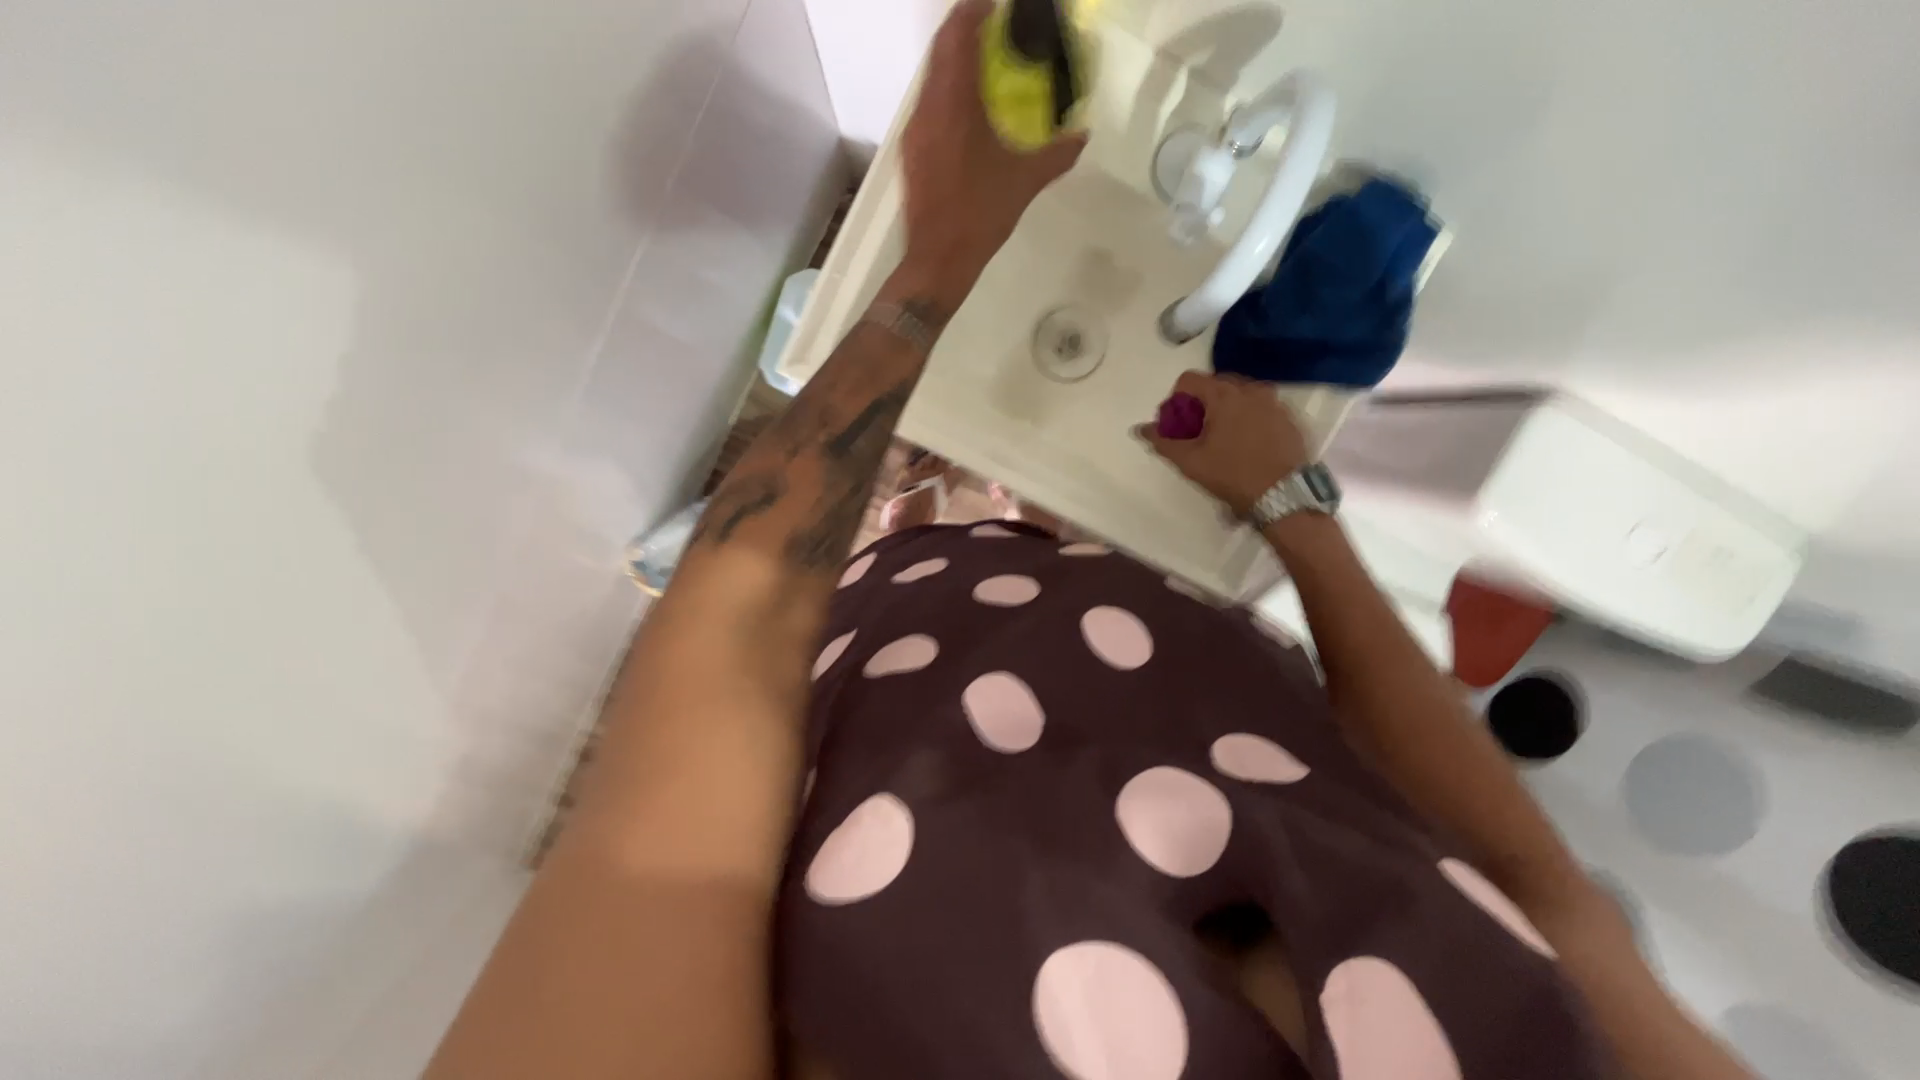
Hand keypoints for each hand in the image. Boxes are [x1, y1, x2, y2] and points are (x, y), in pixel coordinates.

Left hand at [896, 0, 1086, 305]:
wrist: (938, 258)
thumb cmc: (980, 216)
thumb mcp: (1024, 182)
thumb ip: (1057, 154)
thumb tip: (1081, 136)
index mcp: (956, 105)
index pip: (959, 37)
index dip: (974, 12)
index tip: (994, 4)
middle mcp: (929, 109)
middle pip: (940, 50)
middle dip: (962, 29)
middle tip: (989, 21)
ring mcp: (915, 130)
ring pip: (930, 77)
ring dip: (952, 60)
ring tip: (980, 59)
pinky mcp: (911, 151)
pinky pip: (927, 103)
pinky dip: (945, 90)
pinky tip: (964, 106)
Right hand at [1136, 371, 1309, 516]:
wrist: (1284, 496)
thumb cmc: (1232, 475)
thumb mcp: (1190, 462)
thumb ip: (1162, 441)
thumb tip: (1139, 429)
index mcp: (1224, 395)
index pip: (1188, 379)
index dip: (1176, 400)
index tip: (1179, 425)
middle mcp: (1251, 389)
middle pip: (1215, 385)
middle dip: (1202, 405)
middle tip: (1199, 434)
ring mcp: (1275, 402)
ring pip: (1241, 396)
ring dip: (1228, 411)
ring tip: (1226, 441)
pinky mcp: (1291, 417)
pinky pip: (1263, 409)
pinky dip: (1251, 419)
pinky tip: (1250, 446)